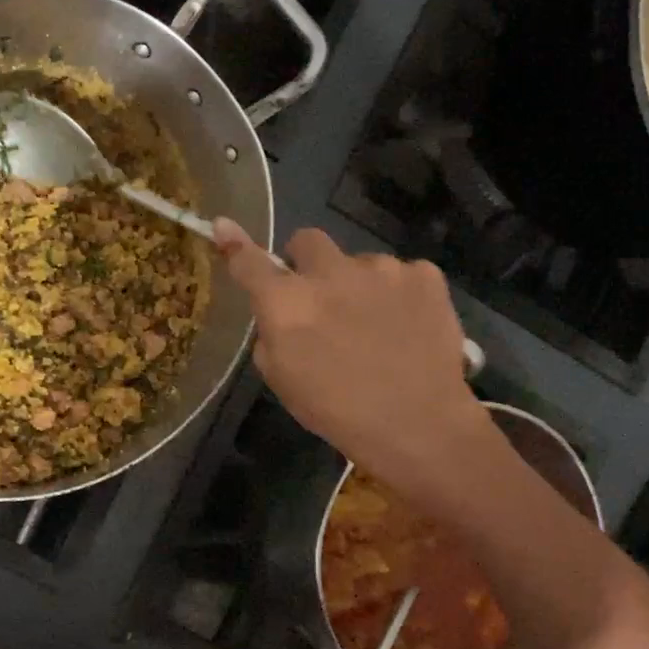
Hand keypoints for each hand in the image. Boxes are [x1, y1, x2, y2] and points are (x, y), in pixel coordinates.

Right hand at [213, 220, 487, 474]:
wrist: (415, 422)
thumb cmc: (333, 408)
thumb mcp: (280, 377)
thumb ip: (272, 331)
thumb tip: (276, 308)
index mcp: (286, 303)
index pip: (251, 263)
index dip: (235, 245)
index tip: (224, 226)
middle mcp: (330, 273)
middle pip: (308, 240)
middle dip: (306, 262)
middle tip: (317, 298)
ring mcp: (382, 269)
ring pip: (357, 263)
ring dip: (355, 284)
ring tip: (371, 327)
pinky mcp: (425, 275)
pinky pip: (399, 274)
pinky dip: (395, 294)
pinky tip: (403, 326)